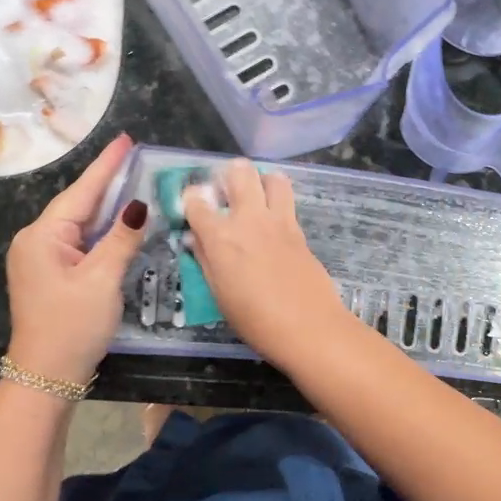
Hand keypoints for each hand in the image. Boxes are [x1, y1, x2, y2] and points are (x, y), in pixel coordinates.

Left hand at [4, 134, 147, 385]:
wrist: (47, 373)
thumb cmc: (73, 326)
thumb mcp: (102, 280)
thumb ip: (120, 239)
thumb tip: (137, 205)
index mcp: (43, 236)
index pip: (81, 192)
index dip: (106, 167)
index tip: (125, 139)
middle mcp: (36, 241)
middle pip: (78, 205)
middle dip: (106, 182)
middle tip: (133, 157)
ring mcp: (39, 259)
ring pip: (78, 225)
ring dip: (104, 207)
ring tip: (130, 183)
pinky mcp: (49, 276)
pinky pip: (77, 243)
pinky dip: (99, 232)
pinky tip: (117, 225)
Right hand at [183, 159, 352, 367]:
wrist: (310, 328)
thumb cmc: (256, 320)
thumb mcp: (219, 295)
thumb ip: (205, 260)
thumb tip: (195, 239)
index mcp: (221, 236)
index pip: (196, 200)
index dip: (190, 201)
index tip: (192, 211)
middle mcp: (249, 219)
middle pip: (239, 172)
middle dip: (228, 176)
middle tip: (226, 195)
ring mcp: (279, 222)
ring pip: (272, 178)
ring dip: (261, 182)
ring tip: (256, 200)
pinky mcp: (300, 231)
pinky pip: (288, 203)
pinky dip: (278, 203)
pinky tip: (272, 224)